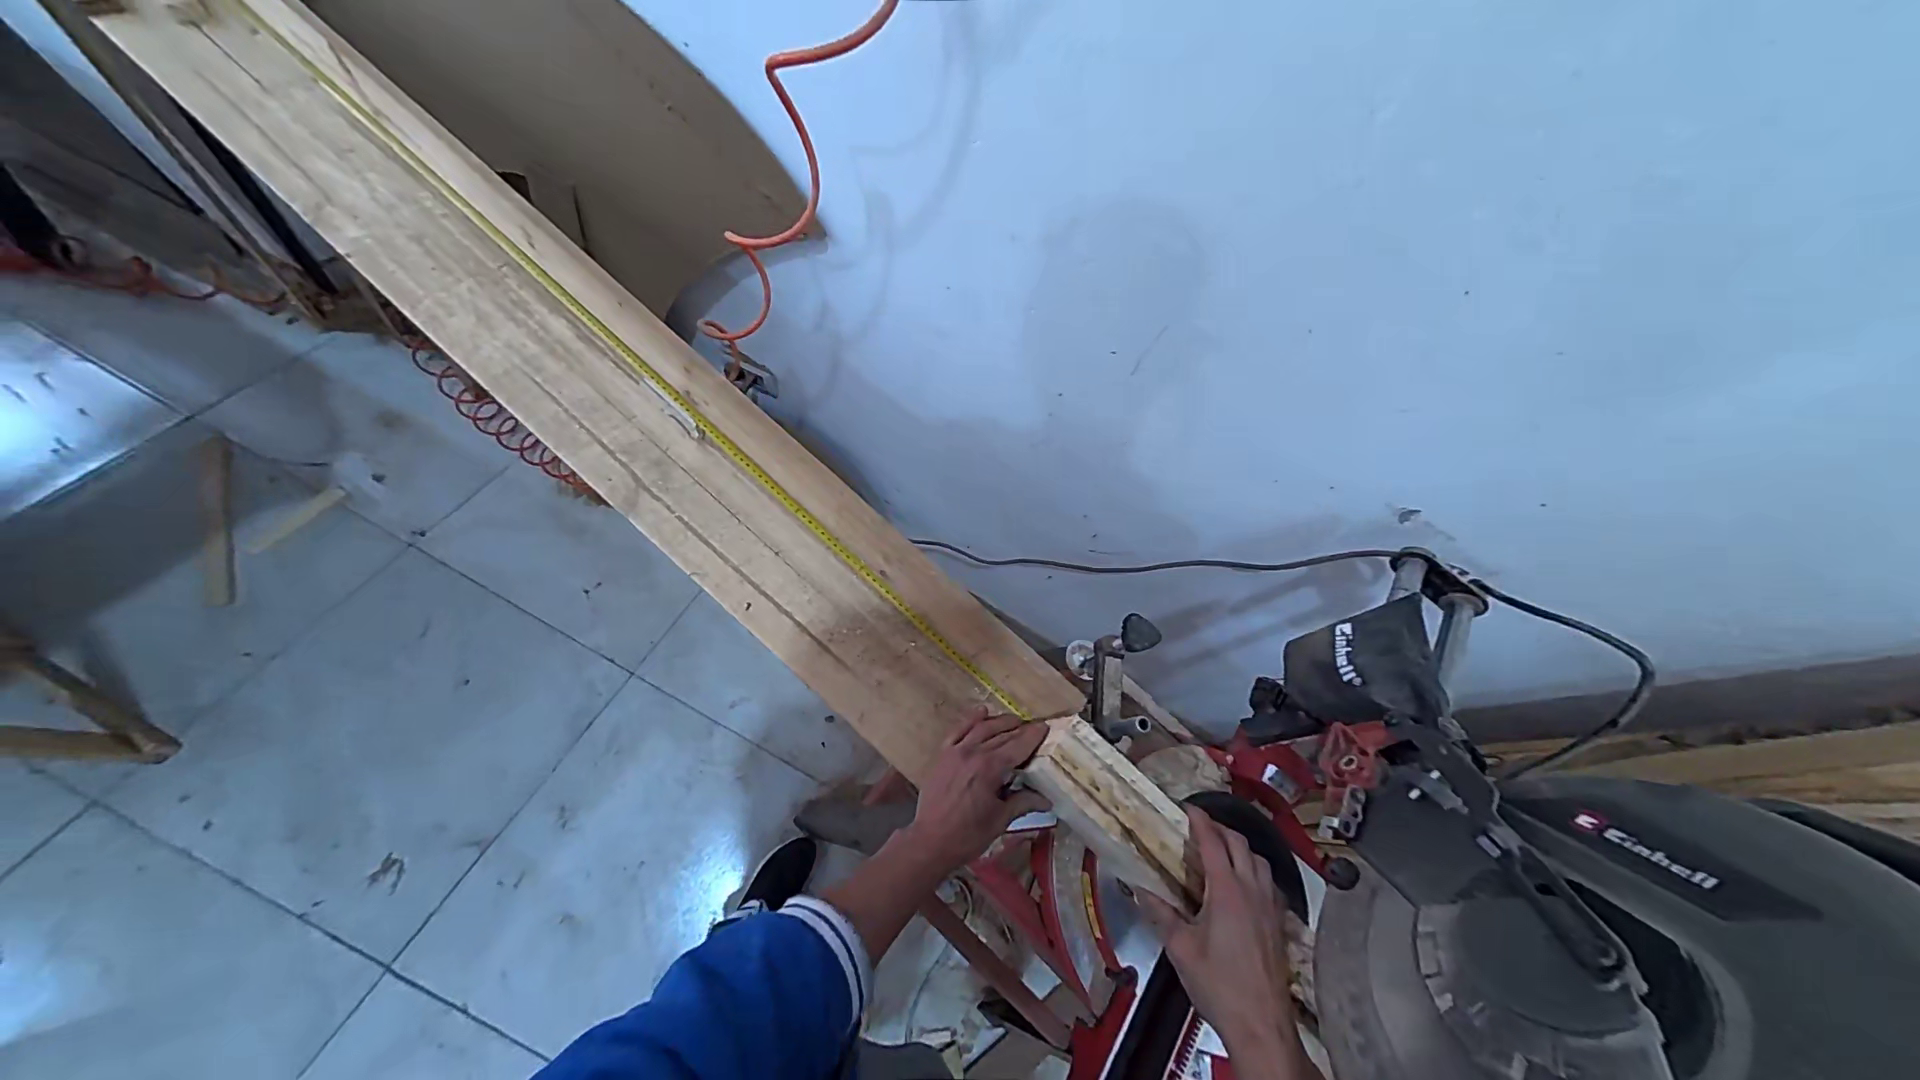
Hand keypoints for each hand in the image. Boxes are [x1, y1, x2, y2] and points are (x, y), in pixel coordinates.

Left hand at [899, 705, 1050, 875]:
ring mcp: (956, 751)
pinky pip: (958, 730)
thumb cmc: (968, 834)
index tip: (1045, 727)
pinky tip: (982, 711)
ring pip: (981, 728)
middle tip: (1035, 727)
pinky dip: (971, 719)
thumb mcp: (1000, 820)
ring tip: (1015, 720)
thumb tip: (1046, 800)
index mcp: (990, 768)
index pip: (1017, 746)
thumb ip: (1023, 803)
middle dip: (1020, 729)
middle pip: (1002, 735)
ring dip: (1000, 721)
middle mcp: (973, 753)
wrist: (930, 841)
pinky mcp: (943, 754)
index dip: (1033, 736)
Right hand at [1138, 806, 1306, 1079]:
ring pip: (1259, 861)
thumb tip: (1139, 888)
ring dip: (1240, 847)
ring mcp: (1270, 907)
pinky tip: (1242, 885)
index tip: (1187, 808)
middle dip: (1220, 828)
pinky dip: (1254, 870)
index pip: (1213, 842)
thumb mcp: (1179, 948)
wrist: (1261, 1025)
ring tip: (1220, 850)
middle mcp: (1252, 891)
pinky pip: (1269, 882)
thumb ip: (1160, 913)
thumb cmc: (1218, 985)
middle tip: (1199, 826)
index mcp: (1227, 891)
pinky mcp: (1279, 924)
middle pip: (1240, 844)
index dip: (1200, 820)